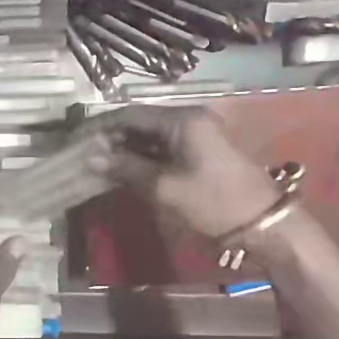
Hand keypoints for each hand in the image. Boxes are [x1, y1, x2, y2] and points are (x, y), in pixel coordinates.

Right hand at [87, 105, 281, 240]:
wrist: (262, 224)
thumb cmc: (214, 202)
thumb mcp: (166, 187)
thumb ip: (127, 169)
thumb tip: (91, 157)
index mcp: (183, 120)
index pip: (131, 114)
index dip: (101, 127)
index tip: (76, 141)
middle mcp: (189, 120)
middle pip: (141, 124)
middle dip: (112, 140)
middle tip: (83, 157)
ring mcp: (197, 137)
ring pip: (151, 138)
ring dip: (126, 151)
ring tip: (97, 167)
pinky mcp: (200, 154)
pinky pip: (164, 150)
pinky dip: (143, 160)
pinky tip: (124, 173)